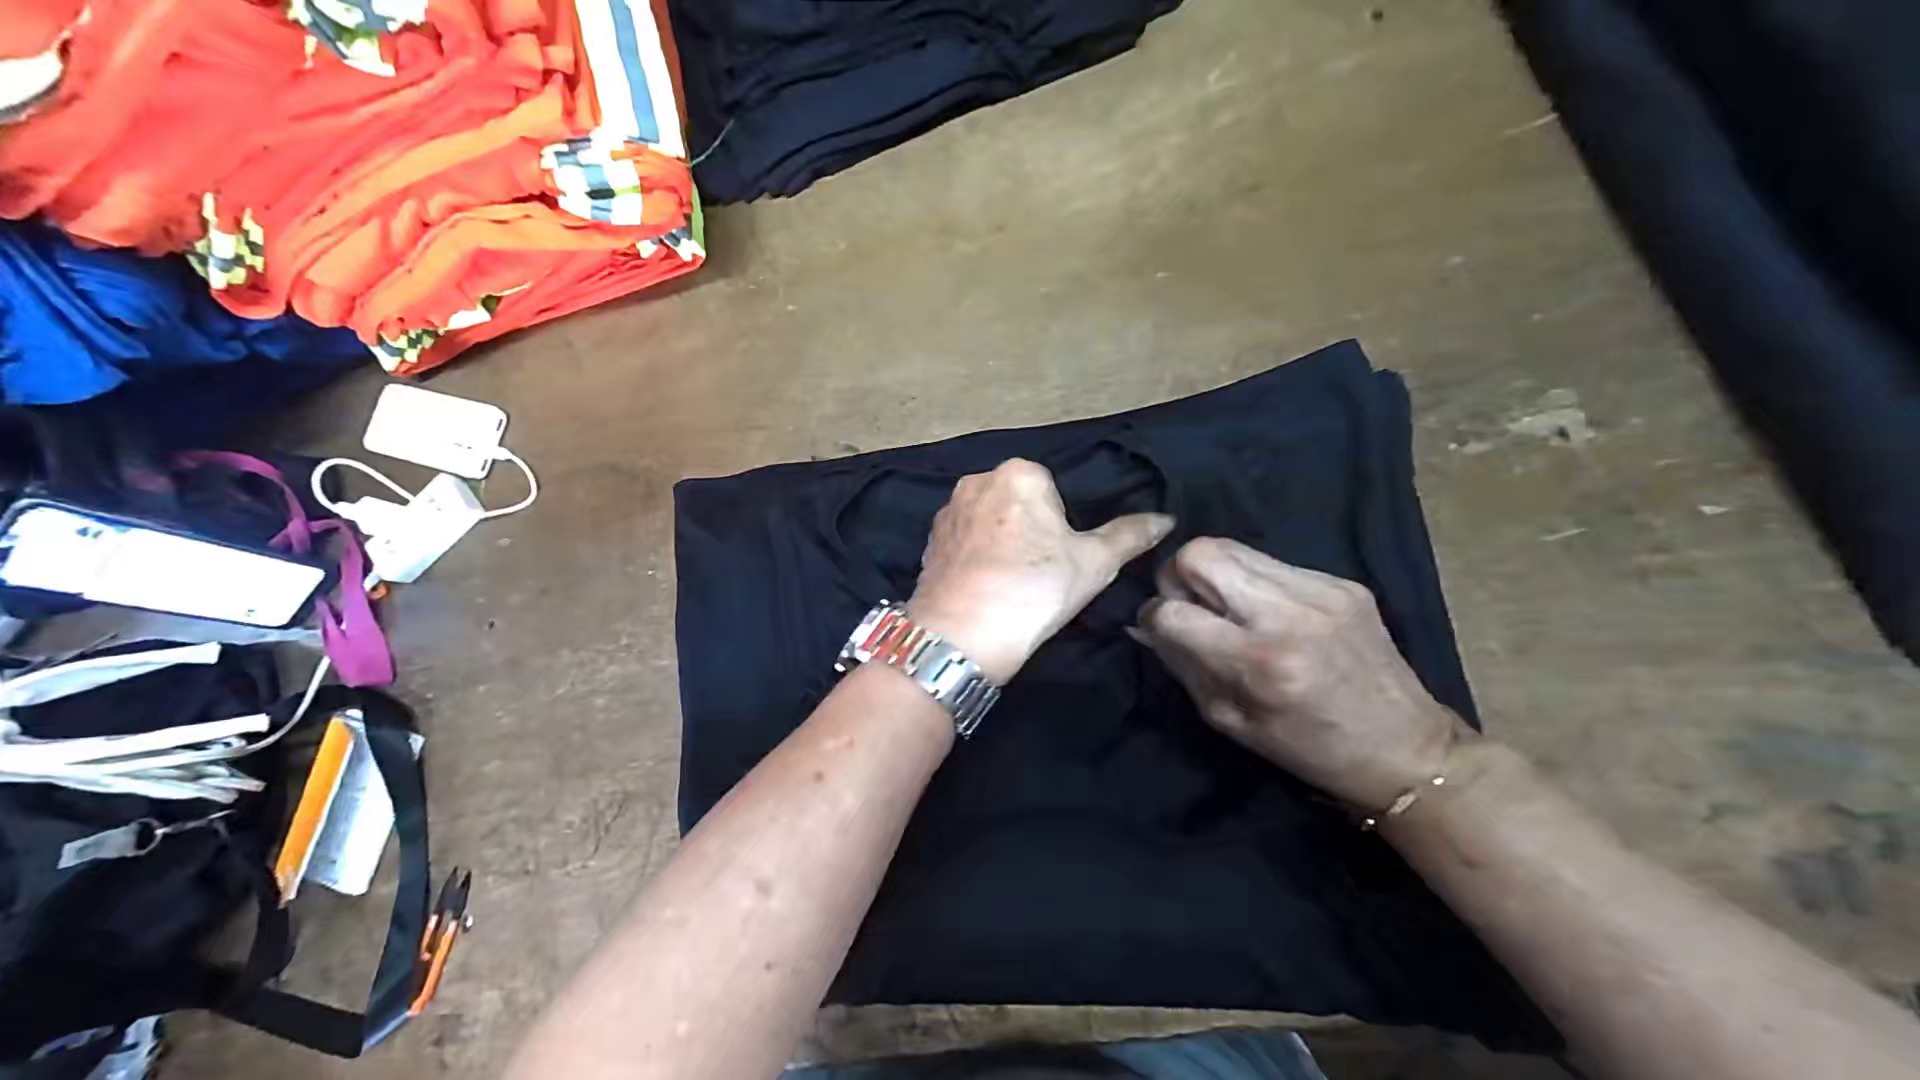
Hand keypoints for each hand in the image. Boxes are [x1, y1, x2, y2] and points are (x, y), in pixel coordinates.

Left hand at [910, 459, 1174, 682]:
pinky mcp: (927, 544)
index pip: (1052, 489)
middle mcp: (976, 481)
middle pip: (1018, 504)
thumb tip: (1165, 518)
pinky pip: (965, 545)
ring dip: (1002, 546)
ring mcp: (947, 513)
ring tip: (1011, 586)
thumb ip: (1130, 535)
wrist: (961, 635)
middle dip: (1030, 532)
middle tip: (1039, 575)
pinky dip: (976, 561)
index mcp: (1018, 472)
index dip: (1061, 527)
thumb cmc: (1035, 588)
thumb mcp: (1094, 562)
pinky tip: (984, 591)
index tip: (1059, 559)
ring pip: (990, 524)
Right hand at [1134, 537, 1466, 810]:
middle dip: (1178, 576)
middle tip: (1192, 605)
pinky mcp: (1341, 581)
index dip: (1153, 616)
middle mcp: (1286, 613)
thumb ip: (1182, 663)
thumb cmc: (1306, 748)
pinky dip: (1254, 582)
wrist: (1404, 748)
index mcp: (1257, 661)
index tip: (1161, 628)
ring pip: (1232, 546)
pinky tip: (1270, 612)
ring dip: (1215, 574)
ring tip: (1228, 607)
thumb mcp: (1227, 719)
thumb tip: (1148, 624)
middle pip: (1199, 553)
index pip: (1171, 611)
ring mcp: (1319, 590)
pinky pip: (1271, 562)